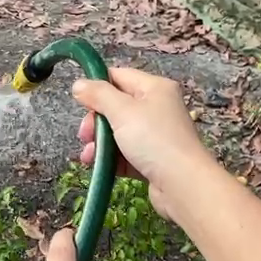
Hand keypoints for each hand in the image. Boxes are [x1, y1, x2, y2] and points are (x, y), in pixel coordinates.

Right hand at [72, 67, 219, 220]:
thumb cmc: (153, 140)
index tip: (80, 104)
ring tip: (88, 157)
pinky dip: (111, 160)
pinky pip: (126, 155)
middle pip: (116, 107)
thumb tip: (78, 84)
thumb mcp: (122, 111)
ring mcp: (155, 136)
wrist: (182, 184)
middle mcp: (157, 108)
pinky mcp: (152, 161)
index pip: (119, 77)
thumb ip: (98, 95)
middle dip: (96, 122)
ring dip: (99, 144)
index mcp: (154, 88)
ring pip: (118, 134)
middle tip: (85, 136)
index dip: (97, 88)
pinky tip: (99, 167)